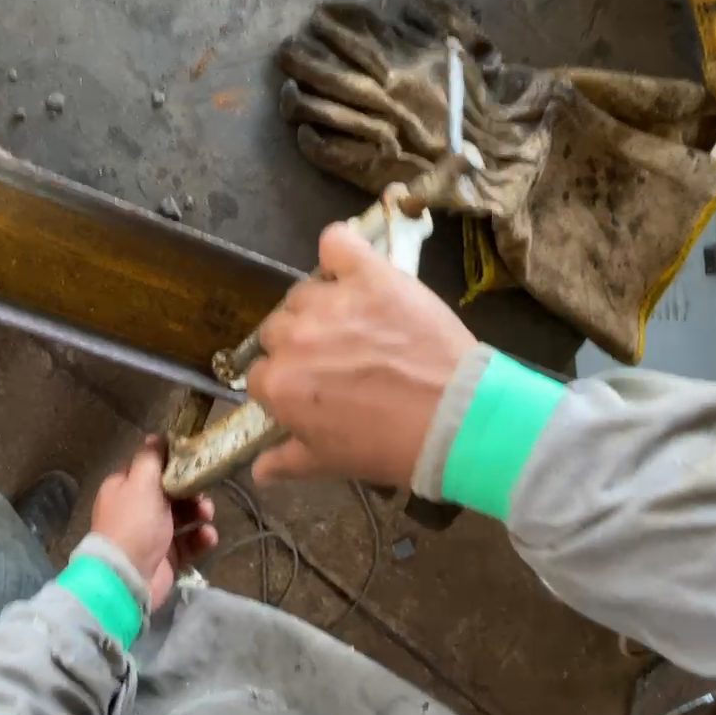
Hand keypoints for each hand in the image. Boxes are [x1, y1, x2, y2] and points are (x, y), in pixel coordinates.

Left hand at [89, 438, 218, 608]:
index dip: (170, 462)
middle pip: (170, 492)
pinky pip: (189, 542)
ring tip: (207, 514)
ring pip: (183, 516)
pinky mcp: (167, 557)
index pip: (149, 468)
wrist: (127, 578)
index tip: (193, 459)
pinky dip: (200, 538)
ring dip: (199, 512)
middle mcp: (137, 509)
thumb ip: (151, 458)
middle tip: (204, 491)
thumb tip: (156, 436)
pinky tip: (208, 536)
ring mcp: (152, 534)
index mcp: (124, 487)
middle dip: (191, 489)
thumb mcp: (140, 482)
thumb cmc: (134, 523)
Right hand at [248, 222, 476, 487]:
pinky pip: (336, 243)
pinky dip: (337, 250)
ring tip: (354, 324)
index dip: (284, 382)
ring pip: (303, 294)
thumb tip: (257, 470)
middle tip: (337, 359)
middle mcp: (293, 340)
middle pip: (276, 330)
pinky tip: (346, 265)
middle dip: (298, 345)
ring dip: (319, 306)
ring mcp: (330, 303)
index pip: (260, 374)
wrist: (458, 421)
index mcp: (278, 386)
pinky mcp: (368, 277)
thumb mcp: (330, 462)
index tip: (311, 389)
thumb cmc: (390, 446)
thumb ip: (286, 460)